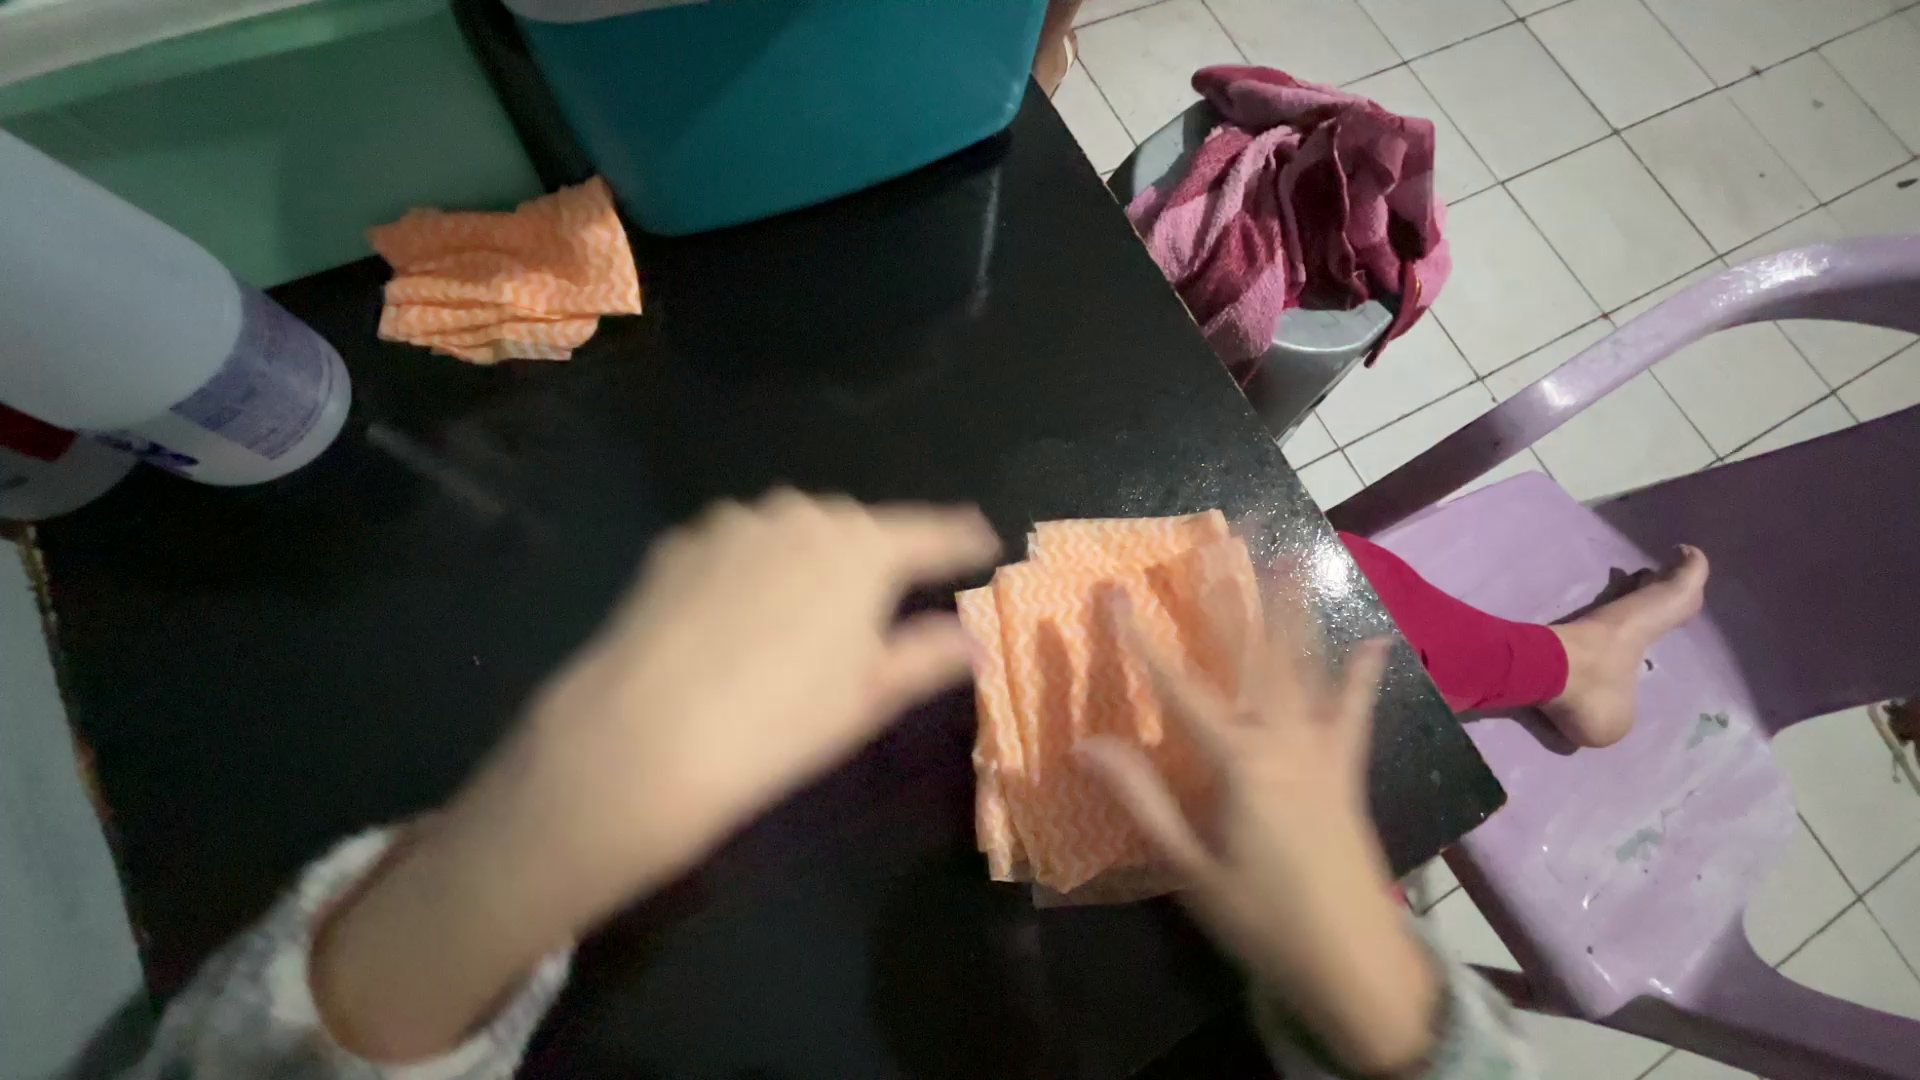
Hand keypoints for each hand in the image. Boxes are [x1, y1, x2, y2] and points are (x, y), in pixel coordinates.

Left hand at [501, 489, 1000, 905]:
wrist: (644, 736)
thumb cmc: (783, 720)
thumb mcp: (871, 693)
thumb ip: (931, 654)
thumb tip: (976, 640)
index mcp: (864, 547)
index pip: (930, 534)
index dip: (960, 539)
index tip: (983, 540)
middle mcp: (803, 516)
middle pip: (859, 529)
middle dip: (877, 557)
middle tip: (881, 601)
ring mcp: (737, 524)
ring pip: (796, 532)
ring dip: (812, 559)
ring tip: (803, 613)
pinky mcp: (683, 543)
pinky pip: (741, 547)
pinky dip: (755, 569)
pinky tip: (739, 615)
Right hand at [1076, 586, 1437, 1076]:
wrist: (1360, 969)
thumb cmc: (1263, 918)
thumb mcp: (1188, 867)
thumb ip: (1140, 798)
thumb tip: (1084, 744)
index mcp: (1239, 762)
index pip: (1177, 687)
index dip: (1139, 639)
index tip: (1114, 594)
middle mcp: (1284, 740)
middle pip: (1251, 655)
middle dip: (1231, 597)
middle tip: (1223, 543)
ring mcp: (1323, 750)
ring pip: (1304, 667)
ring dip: (1295, 612)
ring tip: (1292, 560)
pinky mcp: (1348, 769)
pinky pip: (1356, 713)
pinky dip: (1362, 676)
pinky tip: (1376, 641)